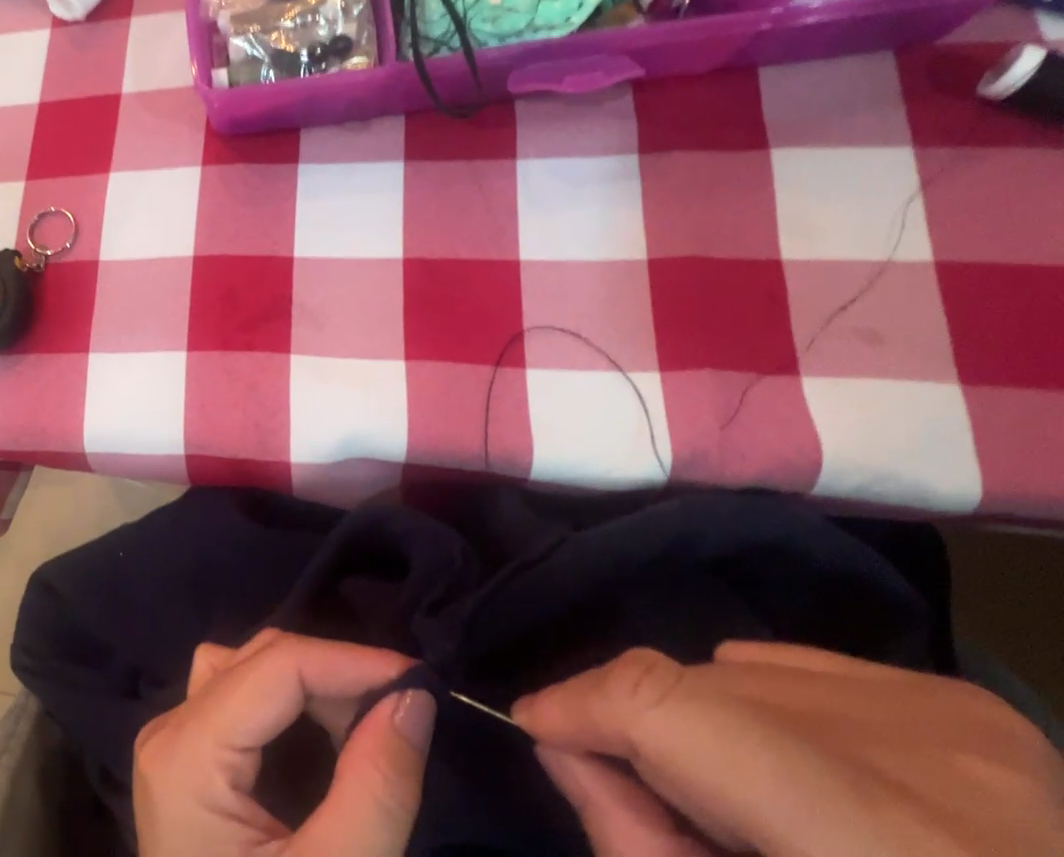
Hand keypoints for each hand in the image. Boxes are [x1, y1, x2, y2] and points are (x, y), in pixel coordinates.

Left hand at [133, 629, 435, 856]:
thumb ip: (376, 783)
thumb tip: (414, 697)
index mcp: (186, 753)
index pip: (275, 666)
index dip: (351, 660)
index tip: (423, 679)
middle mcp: (168, 733)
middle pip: (256, 661)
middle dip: (334, 673)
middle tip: (401, 709)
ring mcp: (171, 747)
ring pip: (244, 672)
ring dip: (310, 684)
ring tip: (367, 718)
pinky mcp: (187, 765)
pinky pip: (237, 701)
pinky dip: (288, 704)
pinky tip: (326, 733)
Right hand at [514, 641, 1063, 855]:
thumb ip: (630, 838)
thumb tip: (563, 743)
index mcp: (876, 841)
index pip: (669, 706)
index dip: (580, 703)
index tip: (536, 729)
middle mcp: (922, 754)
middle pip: (698, 683)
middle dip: (645, 729)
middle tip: (654, 797)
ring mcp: (958, 719)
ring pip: (742, 668)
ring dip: (704, 720)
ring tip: (741, 798)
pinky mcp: (969, 704)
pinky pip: (802, 667)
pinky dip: (764, 706)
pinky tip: (799, 771)